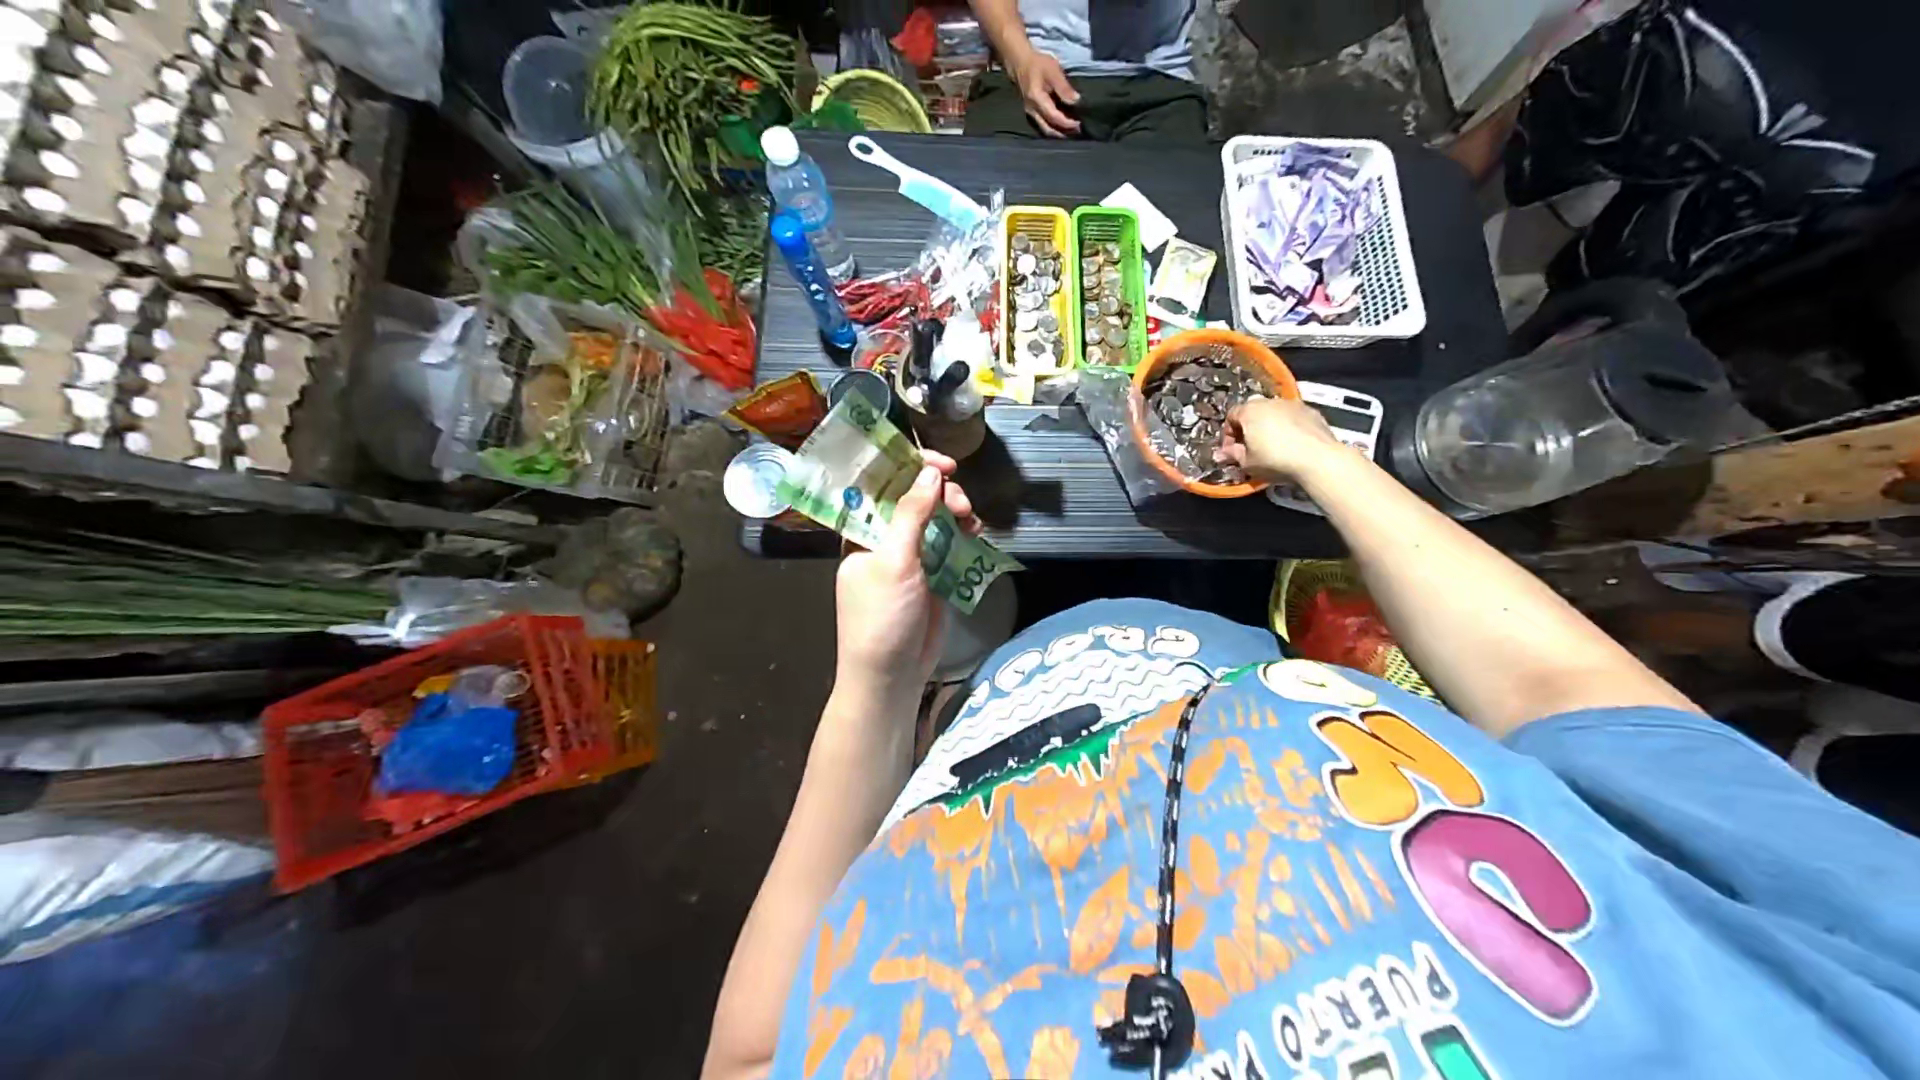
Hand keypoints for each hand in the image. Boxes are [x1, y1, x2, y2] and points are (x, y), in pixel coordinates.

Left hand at [834, 450, 981, 701]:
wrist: (892, 675)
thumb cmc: (881, 617)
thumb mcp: (894, 562)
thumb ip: (912, 515)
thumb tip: (930, 473)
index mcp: (862, 531)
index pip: (884, 484)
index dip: (911, 466)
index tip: (942, 463)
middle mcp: (885, 538)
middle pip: (915, 499)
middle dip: (940, 493)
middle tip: (961, 504)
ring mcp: (910, 557)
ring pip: (936, 520)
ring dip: (955, 513)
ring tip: (971, 521)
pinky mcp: (931, 574)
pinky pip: (949, 544)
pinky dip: (963, 536)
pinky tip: (975, 535)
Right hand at [1009, 49, 1080, 137]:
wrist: (1020, 63)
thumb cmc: (1038, 64)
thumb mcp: (1053, 71)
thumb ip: (1064, 87)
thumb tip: (1076, 101)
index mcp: (1037, 100)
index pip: (1053, 117)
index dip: (1067, 123)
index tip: (1079, 123)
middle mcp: (1032, 111)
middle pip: (1048, 129)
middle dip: (1063, 133)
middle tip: (1078, 131)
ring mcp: (1030, 114)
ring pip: (1045, 129)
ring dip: (1059, 133)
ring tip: (1072, 131)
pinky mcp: (1032, 113)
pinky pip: (1043, 125)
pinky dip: (1054, 128)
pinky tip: (1063, 126)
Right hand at [1221, 396, 1348, 483]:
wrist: (1318, 459)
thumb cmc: (1275, 460)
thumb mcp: (1247, 463)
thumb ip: (1232, 455)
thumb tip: (1220, 454)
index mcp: (1250, 411)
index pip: (1231, 416)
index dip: (1228, 434)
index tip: (1232, 450)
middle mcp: (1270, 401)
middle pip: (1253, 412)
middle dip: (1249, 428)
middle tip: (1250, 448)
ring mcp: (1293, 404)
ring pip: (1274, 413)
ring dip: (1270, 426)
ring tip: (1273, 446)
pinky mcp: (1312, 412)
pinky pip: (1293, 418)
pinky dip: (1289, 427)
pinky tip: (1292, 444)